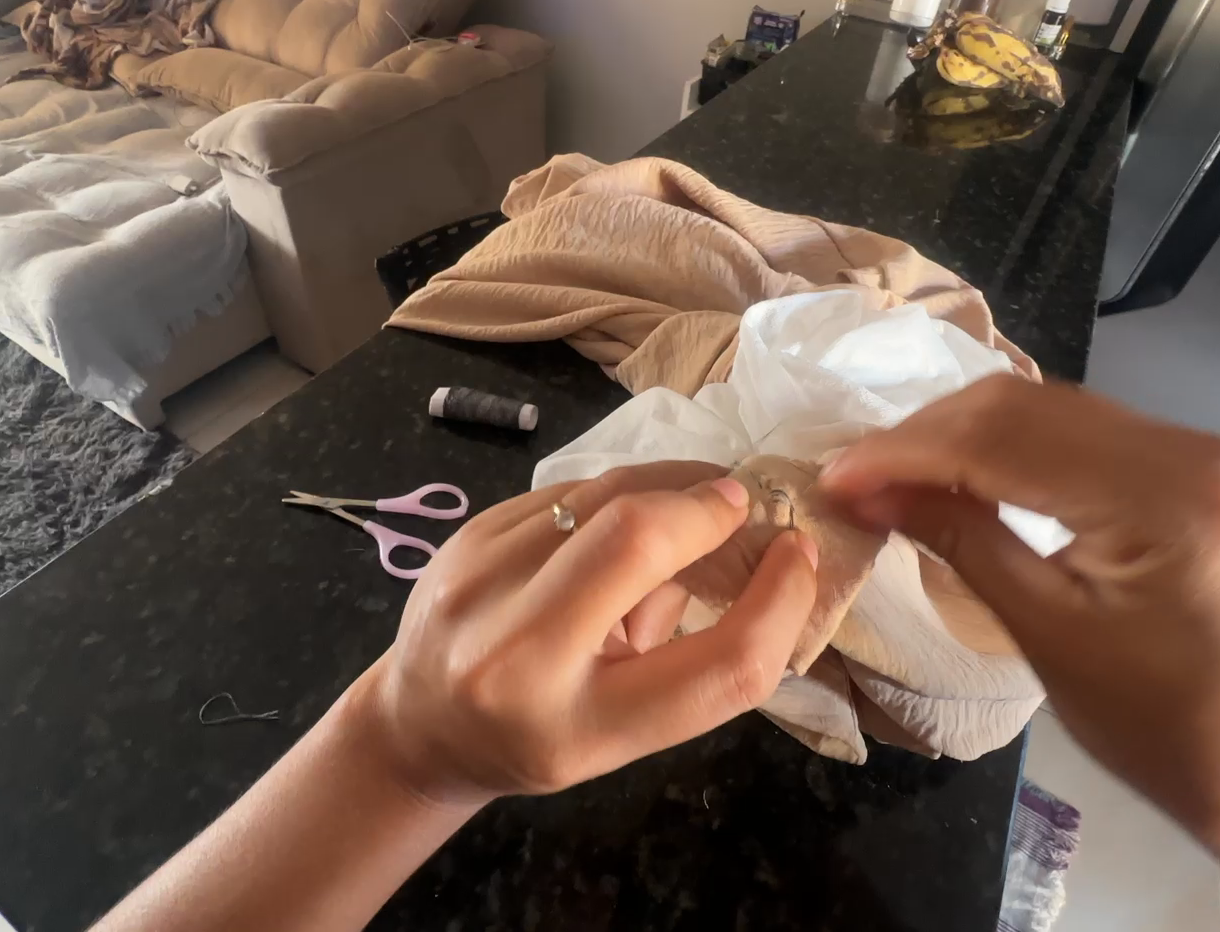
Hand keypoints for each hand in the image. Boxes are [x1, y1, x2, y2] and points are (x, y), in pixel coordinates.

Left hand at [358, 462, 818, 804]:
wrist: (422, 721)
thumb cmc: (538, 735)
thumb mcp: (624, 724)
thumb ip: (691, 644)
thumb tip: (742, 541)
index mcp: (578, 726)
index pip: (718, 666)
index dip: (780, 601)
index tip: (798, 555)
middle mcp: (518, 652)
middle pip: (638, 539)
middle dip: (707, 507)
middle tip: (739, 503)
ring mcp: (479, 577)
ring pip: (602, 493)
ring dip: (669, 484)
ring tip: (696, 500)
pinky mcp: (468, 531)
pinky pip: (569, 488)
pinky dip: (619, 492)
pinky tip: (629, 511)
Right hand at [818, 375, 1219, 929]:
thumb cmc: (1170, 735)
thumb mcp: (1047, 635)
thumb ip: (958, 537)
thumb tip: (867, 488)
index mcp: (1170, 498)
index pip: (1001, 442)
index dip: (903, 452)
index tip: (833, 475)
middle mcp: (1198, 449)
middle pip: (1023, 406)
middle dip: (924, 436)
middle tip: (856, 475)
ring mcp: (1207, 451)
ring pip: (1047, 409)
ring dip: (960, 436)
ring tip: (894, 473)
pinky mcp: (1202, 468)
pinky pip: (1080, 433)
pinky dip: (1008, 447)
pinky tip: (966, 471)